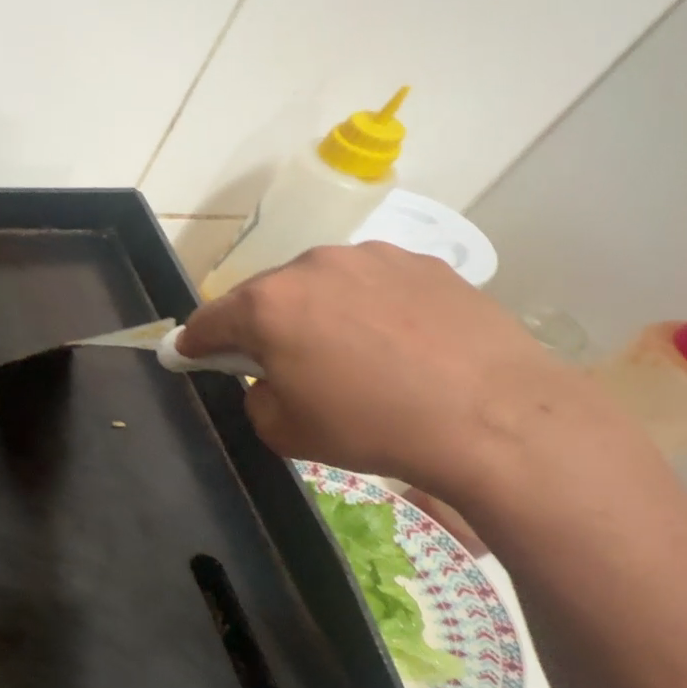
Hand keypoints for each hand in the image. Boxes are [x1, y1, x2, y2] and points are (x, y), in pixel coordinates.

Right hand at [179, 242, 605, 497]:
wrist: (494, 418)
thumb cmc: (369, 426)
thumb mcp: (281, 429)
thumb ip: (255, 394)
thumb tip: (269, 377)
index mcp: (266, 305)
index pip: (207, 320)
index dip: (194, 344)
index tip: (191, 358)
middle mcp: (312, 266)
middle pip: (262, 295)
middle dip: (258, 326)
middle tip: (274, 363)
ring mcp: (373, 258)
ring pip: (319, 284)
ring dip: (313, 312)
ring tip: (342, 353)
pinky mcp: (425, 264)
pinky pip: (370, 284)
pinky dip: (364, 308)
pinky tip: (390, 345)